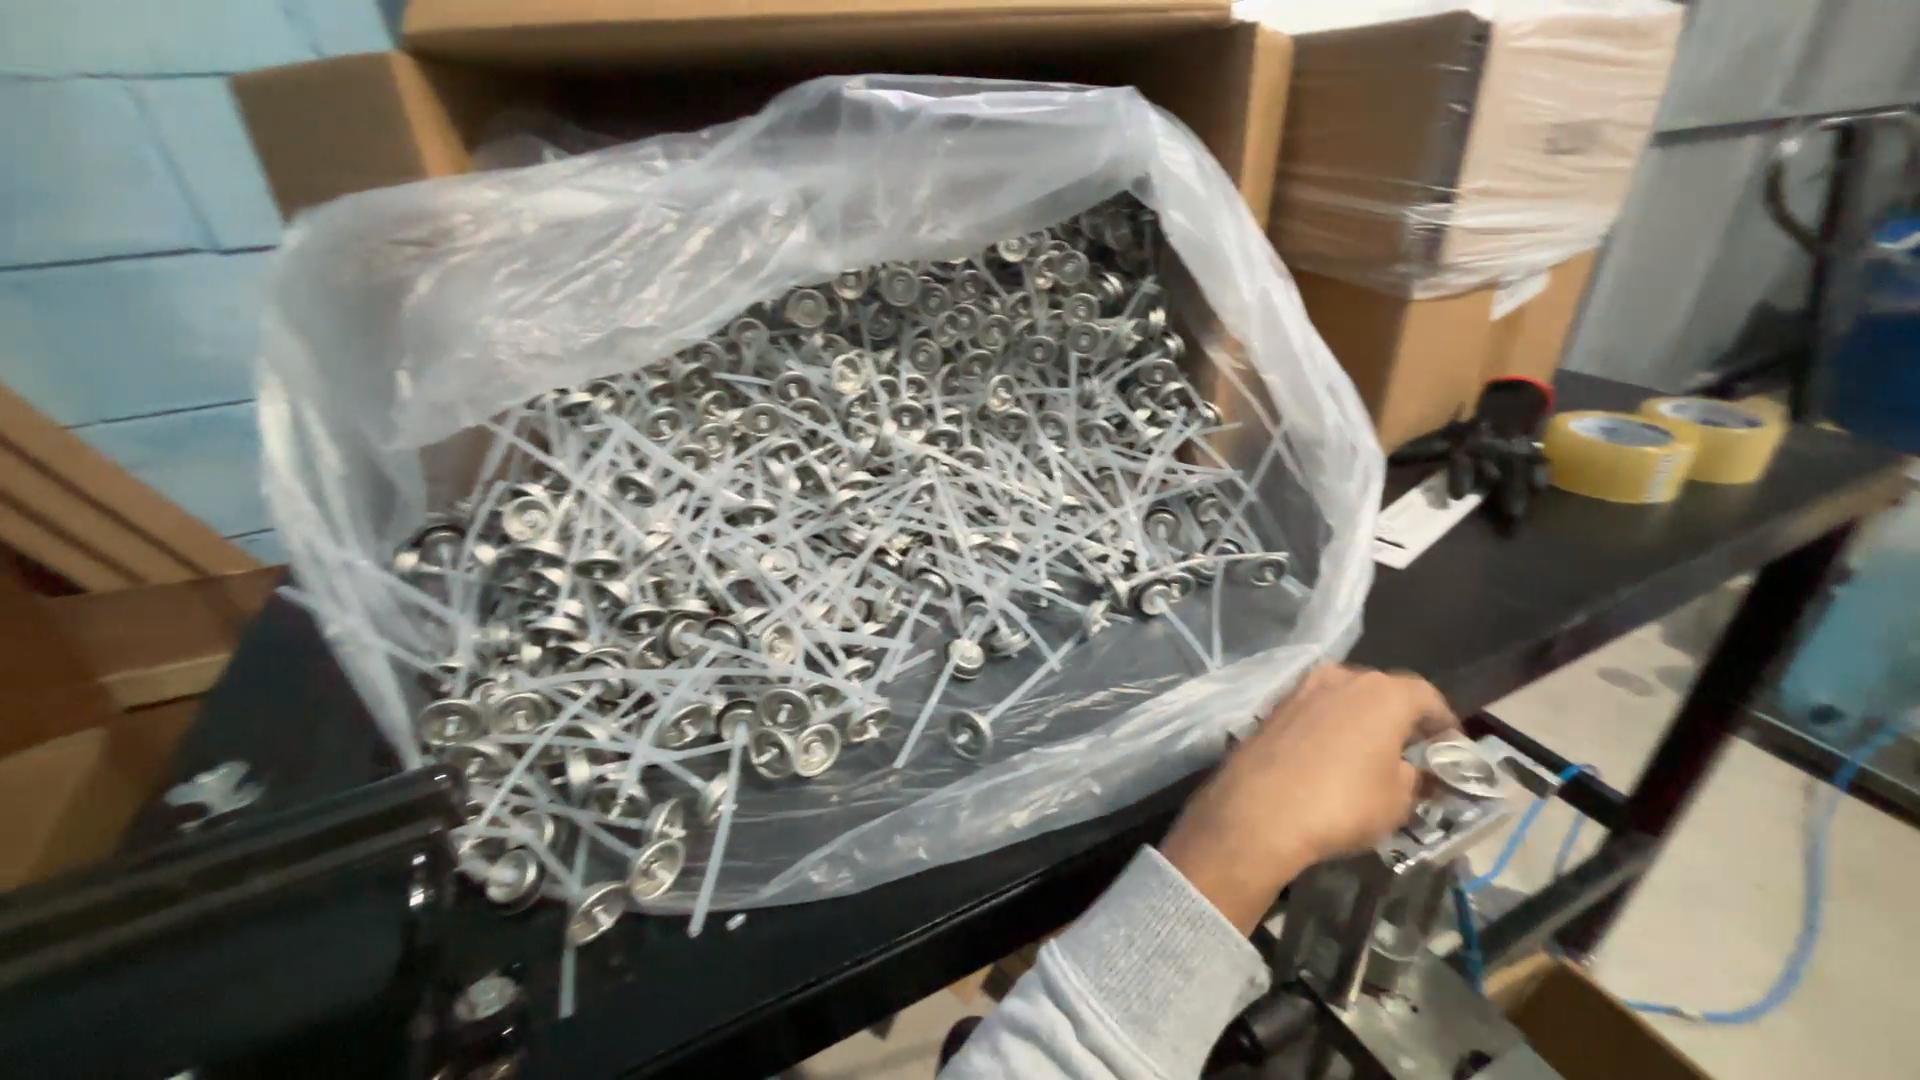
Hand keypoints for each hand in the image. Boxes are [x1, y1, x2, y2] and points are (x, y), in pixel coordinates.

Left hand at [1159, 665, 1457, 933]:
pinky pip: (1313, 713)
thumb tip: (1409, 768)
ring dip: (1359, 720)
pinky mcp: (1271, 708)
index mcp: (1382, 692)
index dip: (1442, 723)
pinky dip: (1326, 728)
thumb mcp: (1398, 800)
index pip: (1426, 696)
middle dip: (1398, 718)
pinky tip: (1329, 757)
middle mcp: (1340, 678)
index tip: (1449, 747)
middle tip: (1410, 751)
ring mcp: (1300, 690)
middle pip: (1381, 692)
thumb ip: (1414, 776)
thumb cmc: (1341, 803)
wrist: (1257, 810)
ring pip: (1343, 699)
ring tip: (1369, 755)